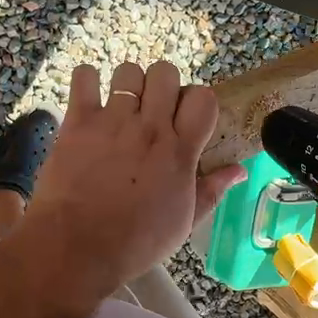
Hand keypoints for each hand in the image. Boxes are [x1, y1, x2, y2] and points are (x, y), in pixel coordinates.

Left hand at [16, 61, 245, 300]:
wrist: (78, 247)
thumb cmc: (136, 241)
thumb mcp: (184, 223)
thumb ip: (211, 190)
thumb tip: (239, 170)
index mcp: (179, 150)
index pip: (203, 97)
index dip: (196, 102)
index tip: (185, 119)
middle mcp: (149, 127)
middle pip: (166, 73)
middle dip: (162, 86)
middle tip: (153, 110)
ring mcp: (112, 120)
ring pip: (128, 70)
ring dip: (128, 84)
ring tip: (121, 107)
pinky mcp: (78, 121)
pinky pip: (84, 77)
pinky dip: (87, 81)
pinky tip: (89, 100)